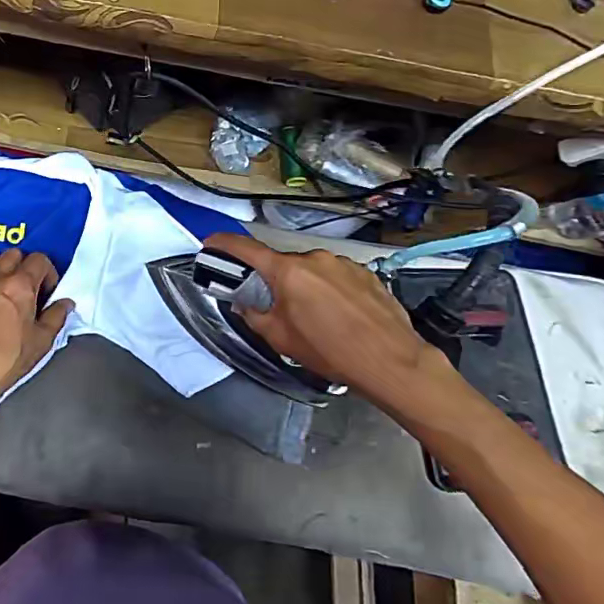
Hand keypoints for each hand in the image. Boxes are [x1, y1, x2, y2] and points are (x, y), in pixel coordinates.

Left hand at [0, 248, 74, 410]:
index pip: (40, 260)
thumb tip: (65, 303)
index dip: (49, 272)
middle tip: (31, 286)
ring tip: (8, 286)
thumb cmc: (11, 356)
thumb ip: (57, 315)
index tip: (48, 291)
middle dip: (26, 265)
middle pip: (14, 254)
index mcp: (22, 285)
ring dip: (2, 268)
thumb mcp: (44, 338)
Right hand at [201, 232, 464, 419]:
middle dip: (277, 283)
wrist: (390, 360)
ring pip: (313, 271)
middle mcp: (316, 258)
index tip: (212, 243)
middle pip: (284, 264)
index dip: (224, 244)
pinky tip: (342, 317)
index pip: (247, 249)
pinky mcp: (366, 272)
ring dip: (307, 288)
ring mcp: (344, 263)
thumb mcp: (282, 340)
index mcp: (289, 272)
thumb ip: (256, 315)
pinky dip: (332, 291)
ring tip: (319, 320)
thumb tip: (246, 302)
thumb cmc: (332, 353)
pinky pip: (338, 276)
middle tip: (279, 310)